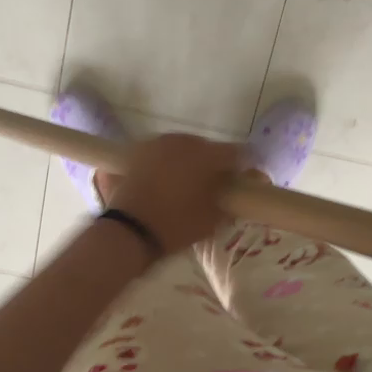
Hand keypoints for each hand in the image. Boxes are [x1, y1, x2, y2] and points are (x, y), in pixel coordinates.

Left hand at [105, 134, 239, 254]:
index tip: (243, 182)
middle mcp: (184, 141)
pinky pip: (162, 154)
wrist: (128, 230)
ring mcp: (158, 143)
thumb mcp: (211, 220)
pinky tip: (166, 180)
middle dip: (213, 163)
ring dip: (189, 161)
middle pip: (208, 148)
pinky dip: (168, 164)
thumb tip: (236, 190)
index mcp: (206, 155)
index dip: (243, 167)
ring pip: (183, 148)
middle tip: (214, 185)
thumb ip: (229, 200)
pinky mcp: (138, 151)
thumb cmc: (175, 226)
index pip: (237, 153)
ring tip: (187, 183)